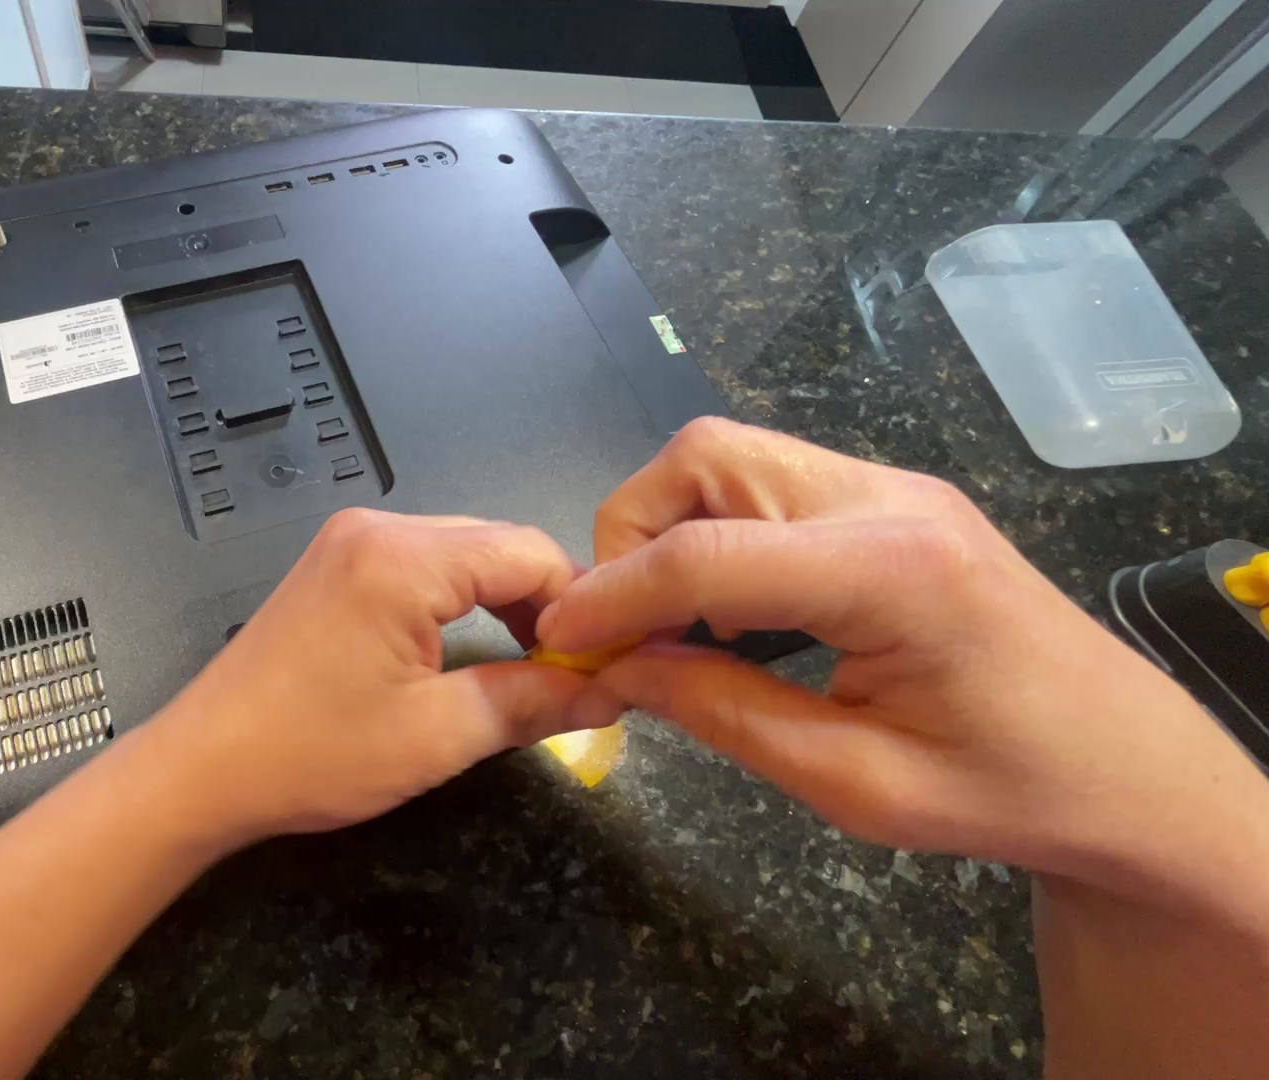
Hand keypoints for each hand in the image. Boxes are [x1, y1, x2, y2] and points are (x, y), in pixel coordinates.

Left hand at [140, 509, 592, 844]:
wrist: (202, 765)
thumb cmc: (311, 754)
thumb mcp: (434, 737)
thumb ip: (529, 703)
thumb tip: (607, 694)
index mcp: (402, 558)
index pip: (530, 553)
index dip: (579, 606)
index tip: (601, 663)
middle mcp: (375, 528)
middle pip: (495, 545)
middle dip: (542, 603)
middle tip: (568, 670)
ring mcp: (347, 541)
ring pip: (460, 553)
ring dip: (500, 600)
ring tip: (526, 662)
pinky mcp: (332, 563)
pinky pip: (419, 564)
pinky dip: (455, 599)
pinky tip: (465, 642)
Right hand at [536, 418, 1268, 923]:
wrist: (1140, 775)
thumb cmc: (1009, 795)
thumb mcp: (850, 783)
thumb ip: (715, 710)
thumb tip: (612, 664)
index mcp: (893, 571)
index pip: (704, 555)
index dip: (610, 593)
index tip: (556, 637)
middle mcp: (884, 498)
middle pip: (703, 459)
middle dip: (630, 533)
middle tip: (624, 619)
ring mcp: (884, 486)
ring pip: (718, 457)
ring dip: (661, 525)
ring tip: (667, 612)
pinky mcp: (877, 497)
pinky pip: (750, 482)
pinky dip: (701, 530)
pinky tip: (721, 602)